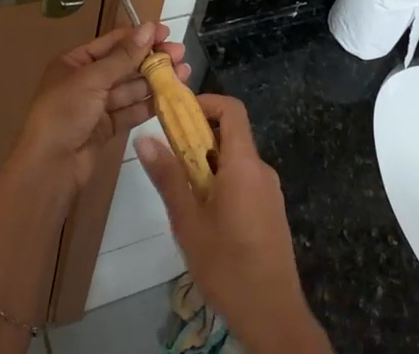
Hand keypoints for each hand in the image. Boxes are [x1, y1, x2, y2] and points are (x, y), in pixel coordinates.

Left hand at [9, 23, 188, 193]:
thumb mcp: (92, 79)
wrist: (50, 166)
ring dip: (155, 80)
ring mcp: (96, 106)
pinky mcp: (107, 128)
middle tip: (181, 54)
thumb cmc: (65, 112)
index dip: (138, 36)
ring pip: (130, 88)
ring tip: (184, 73)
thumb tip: (148, 28)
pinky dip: (149, 104)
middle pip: (123, 65)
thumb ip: (124, 56)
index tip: (166, 32)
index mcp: (74, 62)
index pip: (111, 42)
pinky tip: (171, 96)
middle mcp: (85, 81)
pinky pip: (130, 111)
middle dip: (151, 59)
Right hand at [136, 95, 329, 352]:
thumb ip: (168, 178)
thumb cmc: (227, 266)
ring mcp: (270, 193)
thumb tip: (145, 137)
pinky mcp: (271, 213)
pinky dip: (222, 185)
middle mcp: (262, 171)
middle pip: (231, 136)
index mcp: (244, 165)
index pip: (232, 110)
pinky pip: (244, 183)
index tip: (176, 116)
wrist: (273, 315)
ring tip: (181, 196)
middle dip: (197, 141)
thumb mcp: (188, 222)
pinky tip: (204, 218)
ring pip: (235, 163)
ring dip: (207, 166)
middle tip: (168, 161)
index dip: (205, 103)